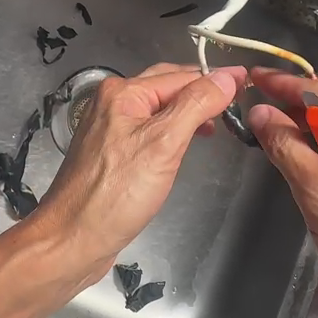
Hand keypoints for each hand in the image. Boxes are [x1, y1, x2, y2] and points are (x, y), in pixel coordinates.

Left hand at [24, 63, 245, 286]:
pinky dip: (173, 129)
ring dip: (189, 110)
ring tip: (218, 121)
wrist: (71, 241)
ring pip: (159, 108)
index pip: (180, 76)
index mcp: (123, 92)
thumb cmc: (117, 193)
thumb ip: (196, 105)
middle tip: (237, 99)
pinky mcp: (112, 152)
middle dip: (202, 90)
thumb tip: (227, 76)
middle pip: (167, 86)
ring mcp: (110, 127)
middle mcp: (113, 101)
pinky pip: (150, 128)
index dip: (215, 79)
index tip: (247, 82)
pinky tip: (186, 143)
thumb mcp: (163, 144)